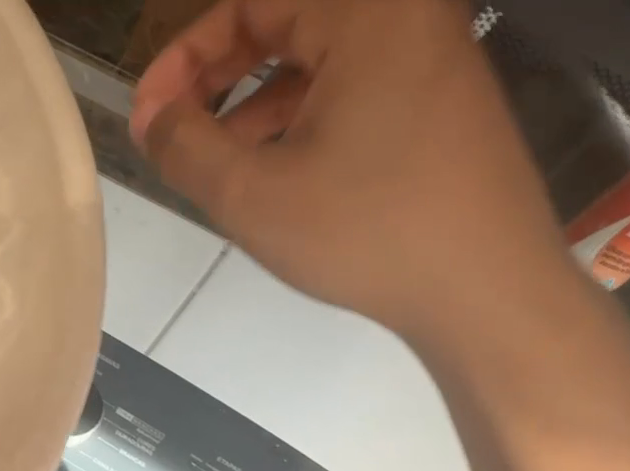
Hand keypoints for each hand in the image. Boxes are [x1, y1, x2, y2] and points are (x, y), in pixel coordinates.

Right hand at [129, 0, 574, 343]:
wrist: (482, 284)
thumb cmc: (364, 230)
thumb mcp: (250, 194)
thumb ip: (185, 146)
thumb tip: (151, 117)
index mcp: (369, 16)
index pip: (251, 3)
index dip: (183, 56)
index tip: (147, 116)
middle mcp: (405, 19)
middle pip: (283, 21)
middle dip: (211, 74)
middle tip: (166, 129)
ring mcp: (426, 60)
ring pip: (310, 58)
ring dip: (245, 101)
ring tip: (204, 158)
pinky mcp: (431, 102)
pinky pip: (343, 88)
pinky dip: (290, 117)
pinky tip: (260, 168)